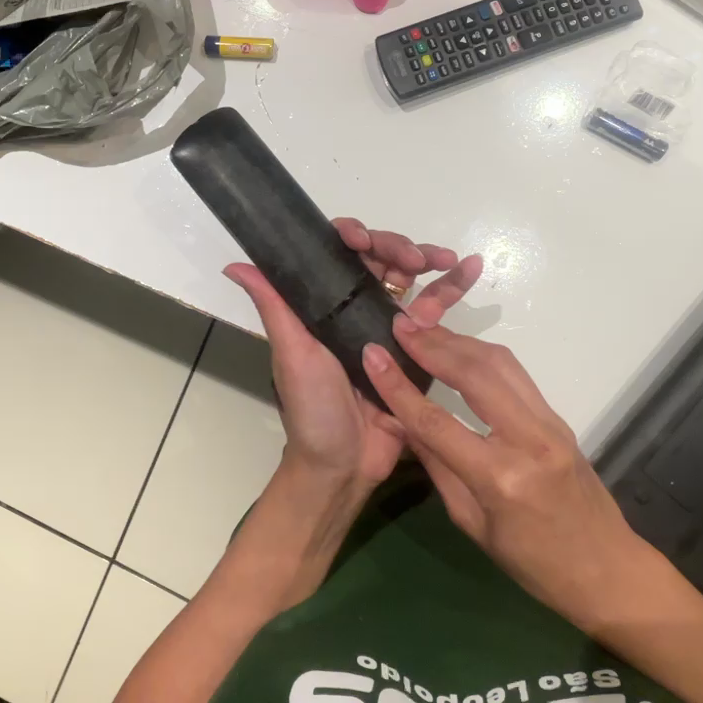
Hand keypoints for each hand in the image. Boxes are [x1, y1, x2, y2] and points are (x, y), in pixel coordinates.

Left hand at [224, 219, 482, 489]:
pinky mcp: (415, 348)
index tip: (360, 238)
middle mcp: (353, 307)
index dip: (351, 236)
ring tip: (450, 260)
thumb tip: (234, 265)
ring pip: (409, 278)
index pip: (338, 255)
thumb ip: (274, 308)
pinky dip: (451, 288)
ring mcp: (386, 326)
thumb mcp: (291, 354)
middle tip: (414, 259)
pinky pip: (434, 311)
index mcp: (323, 304)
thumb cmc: (312, 409)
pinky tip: (468, 271)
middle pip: (379, 259)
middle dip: (398, 247)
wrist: (346, 466)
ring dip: (430, 262)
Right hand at [359, 320, 646, 627]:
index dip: (397, 386)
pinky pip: (515, 373)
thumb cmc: (532, 563)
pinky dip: (481, 354)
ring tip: (423, 329)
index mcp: (500, 478)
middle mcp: (528, 441)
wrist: (607, 570)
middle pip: (473, 374)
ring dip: (457, 341)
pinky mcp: (558, 417)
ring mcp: (549, 424)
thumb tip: (403, 422)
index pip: (436, 421)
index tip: (371, 355)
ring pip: (499, 362)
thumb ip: (437, 466)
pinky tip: (458, 349)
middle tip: (399, 326)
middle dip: (432, 345)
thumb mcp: (471, 523)